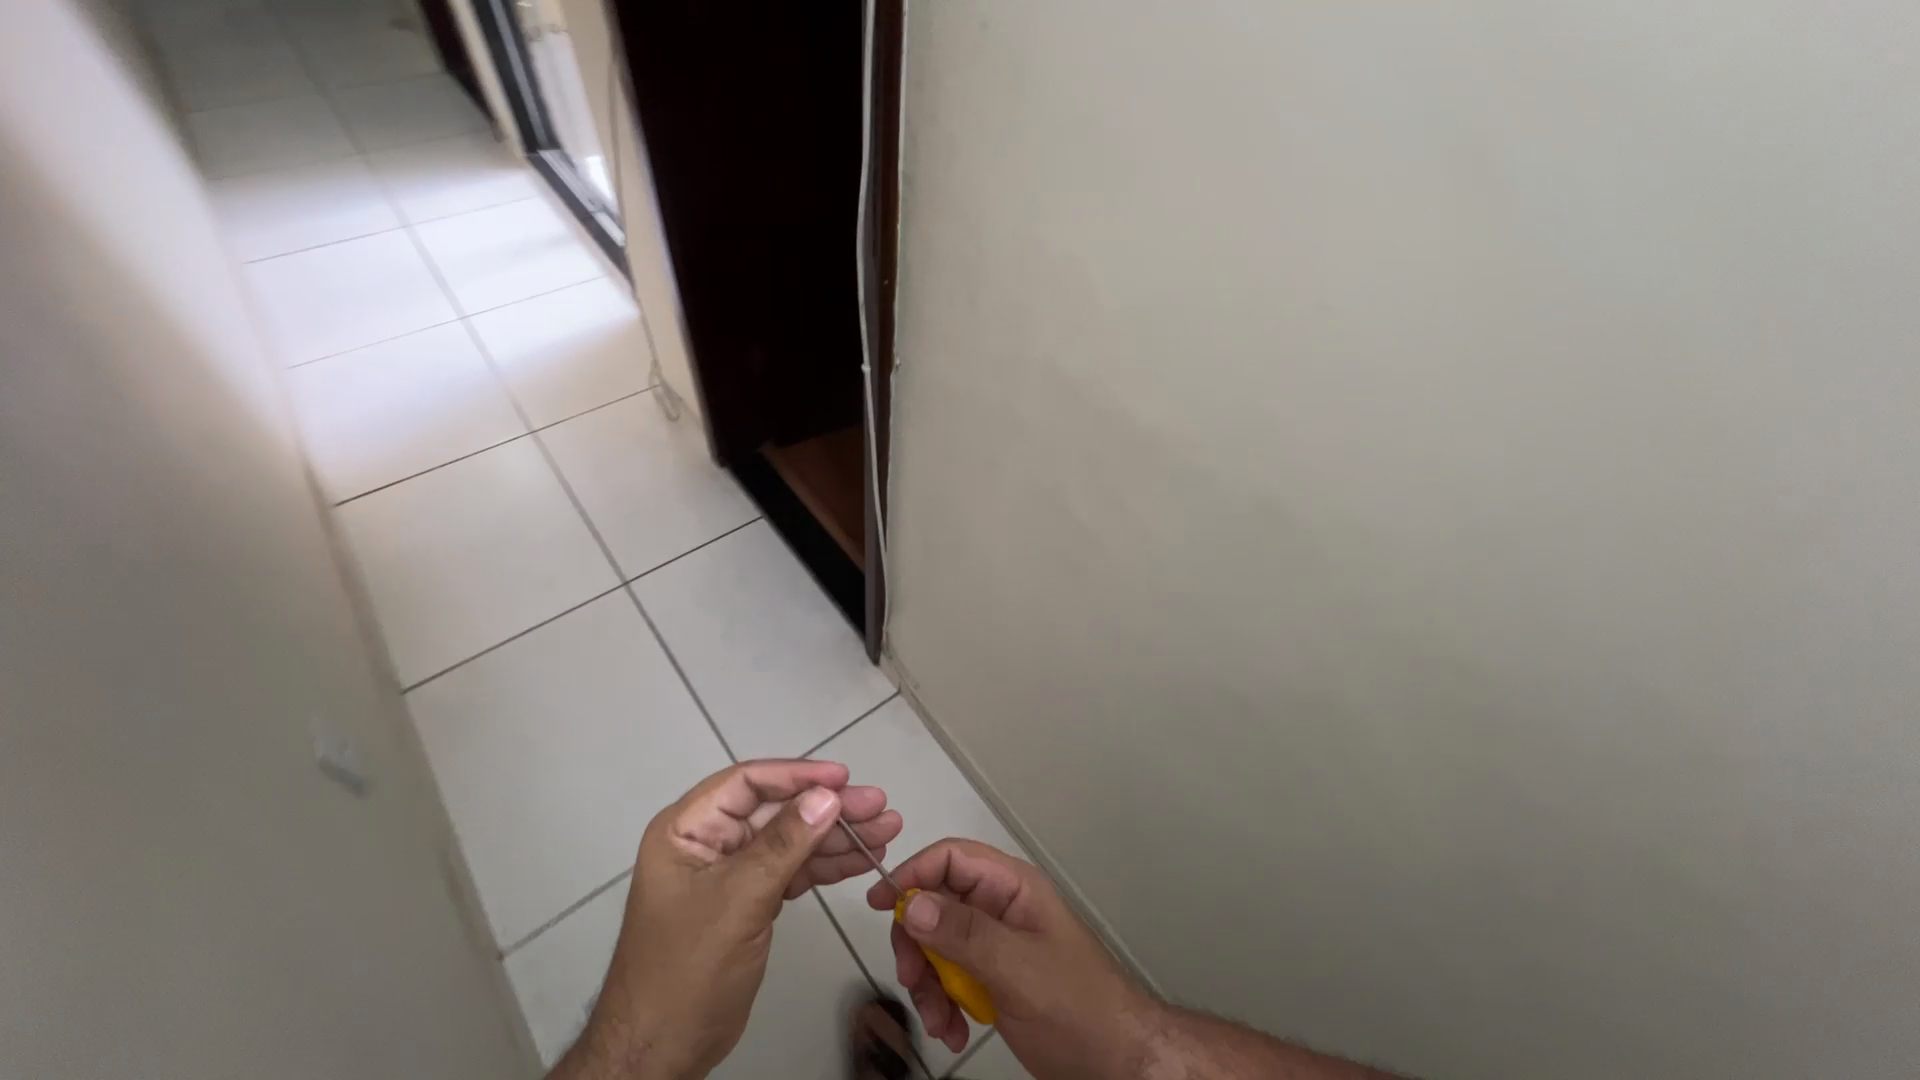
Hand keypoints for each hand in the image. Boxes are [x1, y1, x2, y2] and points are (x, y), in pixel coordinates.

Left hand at [570, 760, 902, 1079]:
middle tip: (880, 806)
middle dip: (830, 808)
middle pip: (777, 811)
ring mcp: (731, 872)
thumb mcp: (738, 901)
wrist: (660, 1051)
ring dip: (838, 837)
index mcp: (688, 829)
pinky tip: (862, 860)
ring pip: (791, 841)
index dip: (798, 775)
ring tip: (887, 830)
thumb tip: (827, 796)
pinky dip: (827, 866)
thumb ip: (783, 844)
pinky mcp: (749, 901)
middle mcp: (709, 842)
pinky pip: (793, 871)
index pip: (748, 784)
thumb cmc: (687, 970)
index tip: (845, 778)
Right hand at [865, 839, 1155, 1079]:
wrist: (1116, 1060)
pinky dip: (942, 1005)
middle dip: (917, 944)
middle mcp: (1000, 908)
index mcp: (1012, 888)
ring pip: (936, 946)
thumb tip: (913, 903)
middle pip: (935, 903)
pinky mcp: (992, 978)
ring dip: (928, 985)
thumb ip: (964, 933)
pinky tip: (954, 1031)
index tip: (881, 903)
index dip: (913, 873)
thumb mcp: (1018, 968)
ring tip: (940, 1020)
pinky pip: (950, 979)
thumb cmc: (1079, 1006)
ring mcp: (996, 944)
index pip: (951, 858)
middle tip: (911, 978)